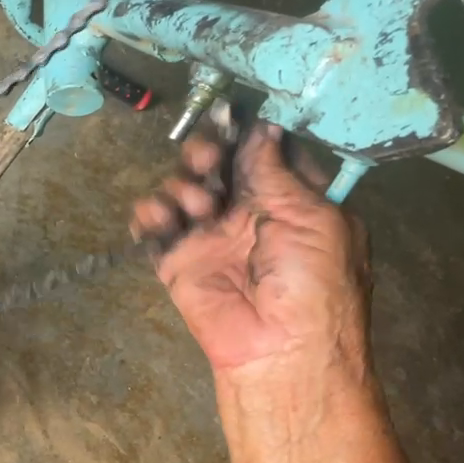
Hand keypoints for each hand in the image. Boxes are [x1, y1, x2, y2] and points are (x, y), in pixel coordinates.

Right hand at [130, 123, 370, 387]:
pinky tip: (158, 216)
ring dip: (182, 186)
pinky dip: (149, 216)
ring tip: (194, 203)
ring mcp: (209, 238)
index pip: (264, 155)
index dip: (247, 135)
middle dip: (206, 155)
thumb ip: (277, 173)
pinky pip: (154, 229)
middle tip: (204, 157)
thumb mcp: (312, 218)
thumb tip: (261, 129)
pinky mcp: (176, 261)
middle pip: (217, 168)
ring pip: (182, 192)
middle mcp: (248, 215)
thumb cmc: (314, 282)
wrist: (279, 347)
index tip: (231, 115)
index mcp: (292, 202)